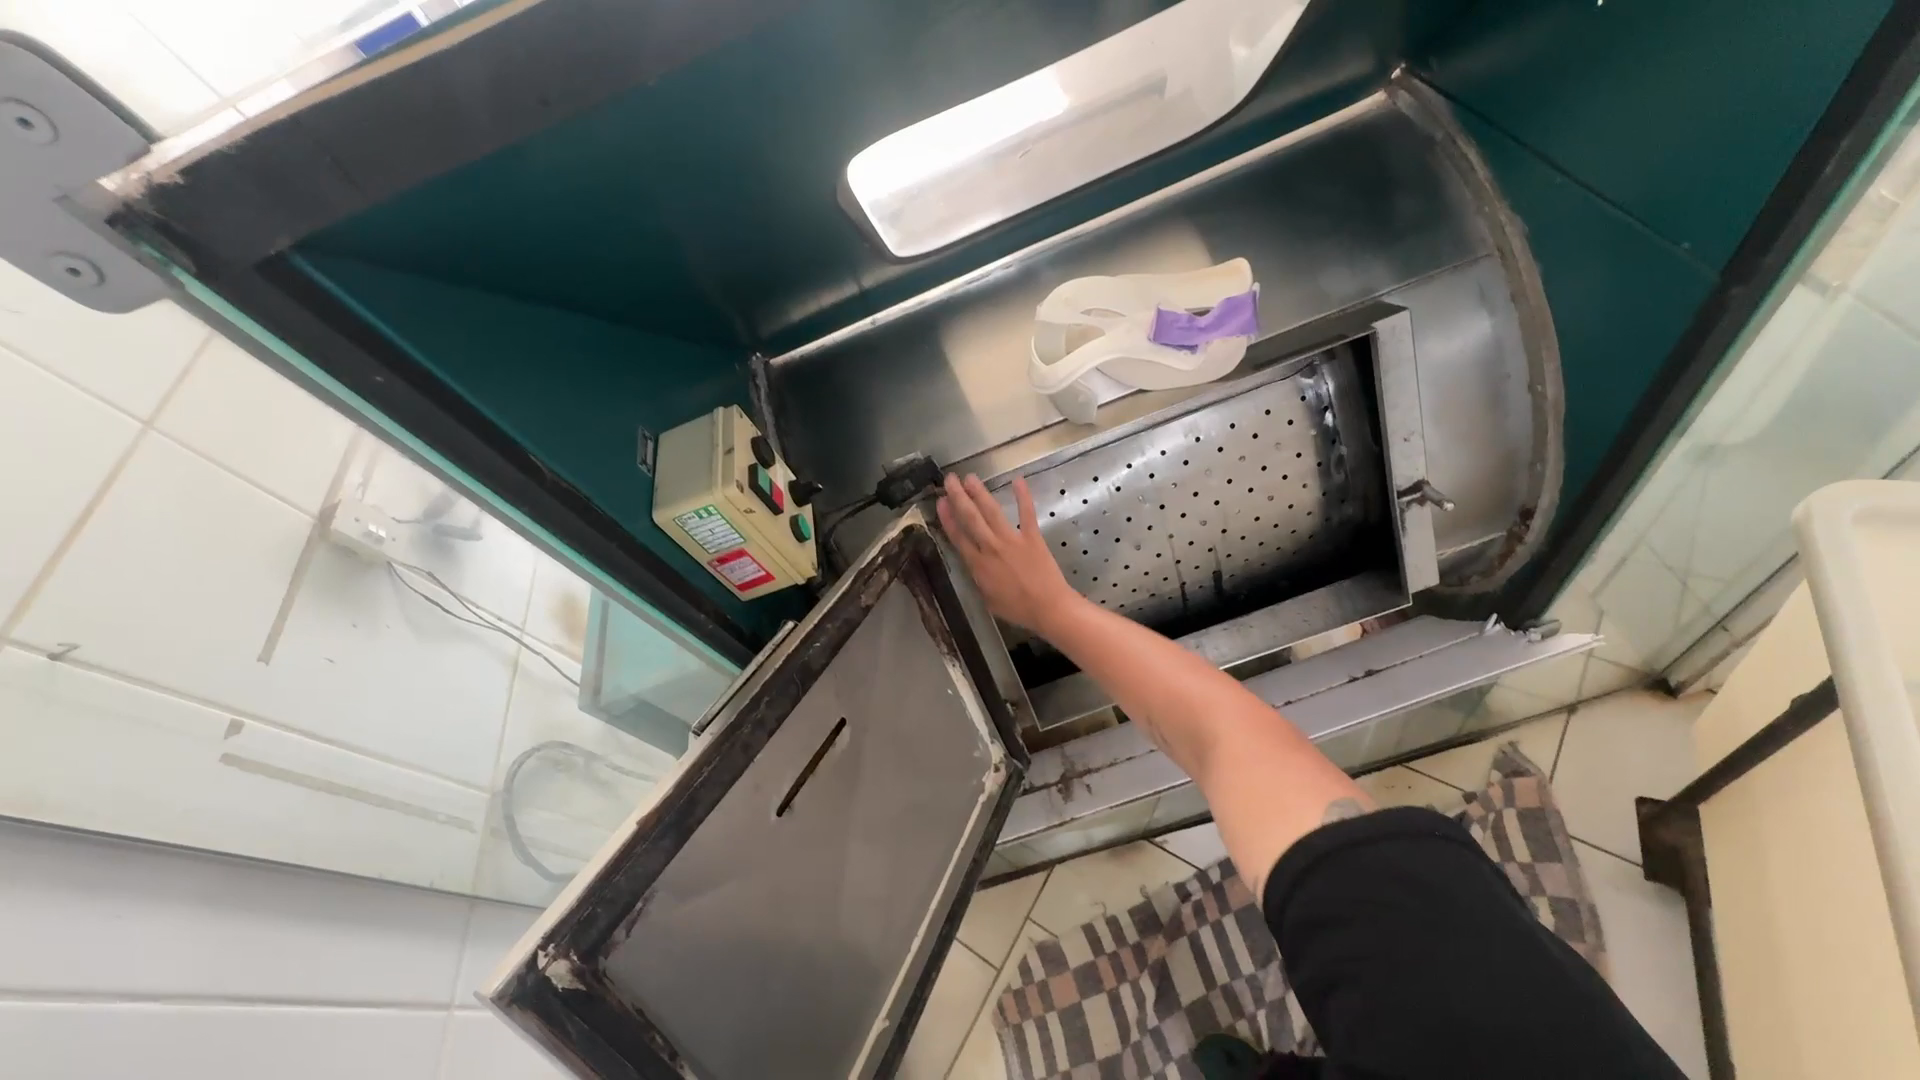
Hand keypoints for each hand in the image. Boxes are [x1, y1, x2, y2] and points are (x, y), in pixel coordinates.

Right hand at [935, 473, 1082, 636]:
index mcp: (978, 565)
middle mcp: (991, 548)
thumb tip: (973, 566)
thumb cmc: (1018, 609)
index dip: (947, 518)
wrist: (1048, 608)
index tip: (940, 503)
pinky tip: (1017, 480)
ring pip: (991, 512)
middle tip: (950, 480)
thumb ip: (979, 579)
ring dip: (979, 493)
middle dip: (958, 497)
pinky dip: (1023, 496)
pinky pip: (1026, 513)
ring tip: (969, 477)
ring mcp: (1011, 540)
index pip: (958, 537)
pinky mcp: (1032, 537)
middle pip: (970, 518)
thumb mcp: (988, 600)